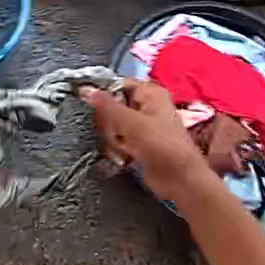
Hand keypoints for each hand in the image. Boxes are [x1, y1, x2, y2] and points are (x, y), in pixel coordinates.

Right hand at [82, 79, 214, 202]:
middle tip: (115, 133)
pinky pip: (117, 139)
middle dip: (108, 122)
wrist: (180, 181)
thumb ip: (106, 105)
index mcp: (150, 92)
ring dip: (112, 138)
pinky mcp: (138, 142)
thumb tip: (84, 89)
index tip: (90, 103)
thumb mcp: (131, 122)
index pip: (116, 83)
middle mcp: (146, 105)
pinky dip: (117, 147)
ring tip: (123, 148)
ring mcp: (142, 125)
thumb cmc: (161, 146)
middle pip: (111, 105)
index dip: (102, 92)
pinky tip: (124, 157)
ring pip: (112, 124)